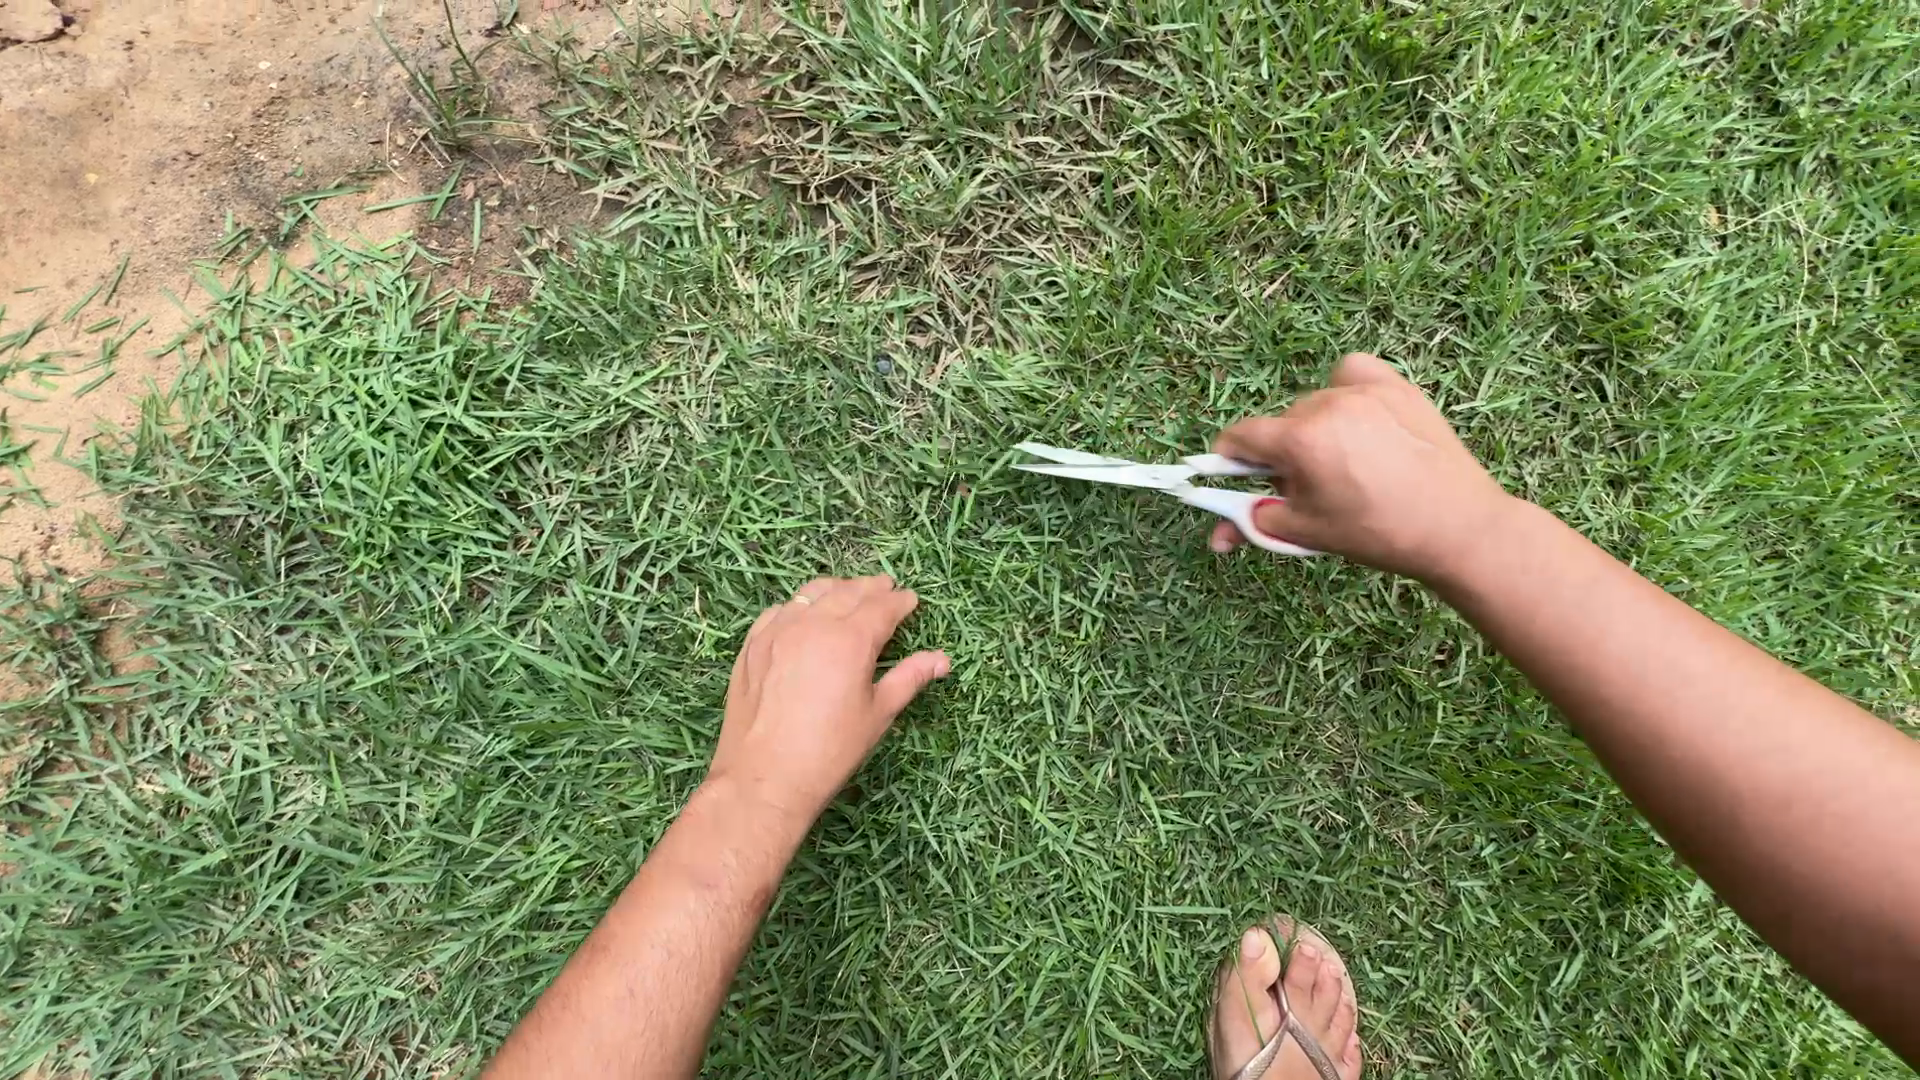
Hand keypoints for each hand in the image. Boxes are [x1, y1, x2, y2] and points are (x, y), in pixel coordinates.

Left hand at [707, 575, 950, 819]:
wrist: (764, 777)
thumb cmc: (831, 750)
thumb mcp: (878, 713)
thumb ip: (909, 678)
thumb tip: (942, 659)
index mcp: (850, 639)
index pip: (883, 607)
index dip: (901, 602)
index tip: (911, 600)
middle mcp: (813, 624)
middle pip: (848, 592)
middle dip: (871, 588)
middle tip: (886, 587)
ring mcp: (777, 631)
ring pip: (811, 593)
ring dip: (836, 589)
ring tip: (849, 592)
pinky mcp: (752, 645)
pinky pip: (779, 611)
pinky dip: (799, 605)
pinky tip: (804, 614)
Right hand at [1210, 353, 1514, 579]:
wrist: (1458, 527)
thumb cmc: (1376, 533)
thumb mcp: (1304, 532)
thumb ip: (1251, 524)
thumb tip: (1216, 538)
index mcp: (1300, 440)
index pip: (1240, 437)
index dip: (1229, 458)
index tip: (1237, 475)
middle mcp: (1327, 406)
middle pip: (1278, 424)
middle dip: (1279, 453)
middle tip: (1305, 486)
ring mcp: (1364, 392)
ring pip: (1311, 404)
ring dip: (1311, 429)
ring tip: (1340, 460)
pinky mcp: (1396, 387)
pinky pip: (1350, 374)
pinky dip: (1343, 392)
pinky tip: (1356, 420)